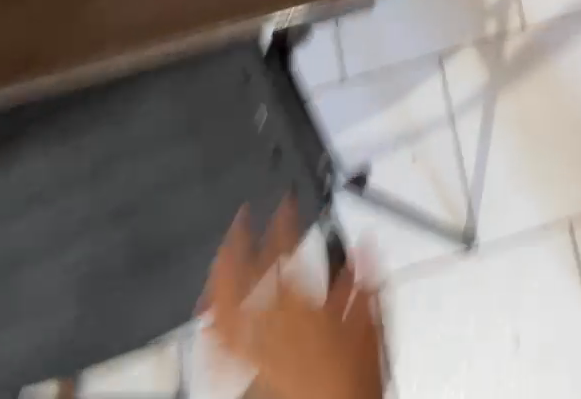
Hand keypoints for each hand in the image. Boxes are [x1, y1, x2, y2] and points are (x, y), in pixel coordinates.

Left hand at [201, 202, 383, 398]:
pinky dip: (212, 321)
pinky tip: (207, 309)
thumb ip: (366, 281)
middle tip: (241, 218)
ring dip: (220, 277)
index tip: (284, 203)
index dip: (281, 224)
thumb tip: (364, 243)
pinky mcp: (251, 368)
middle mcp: (272, 329)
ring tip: (220, 252)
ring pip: (225, 310)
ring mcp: (256, 350)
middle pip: (243, 281)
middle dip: (238, 245)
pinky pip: (221, 345)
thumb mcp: (372, 322)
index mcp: (304, 311)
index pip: (286, 257)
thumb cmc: (356, 377)